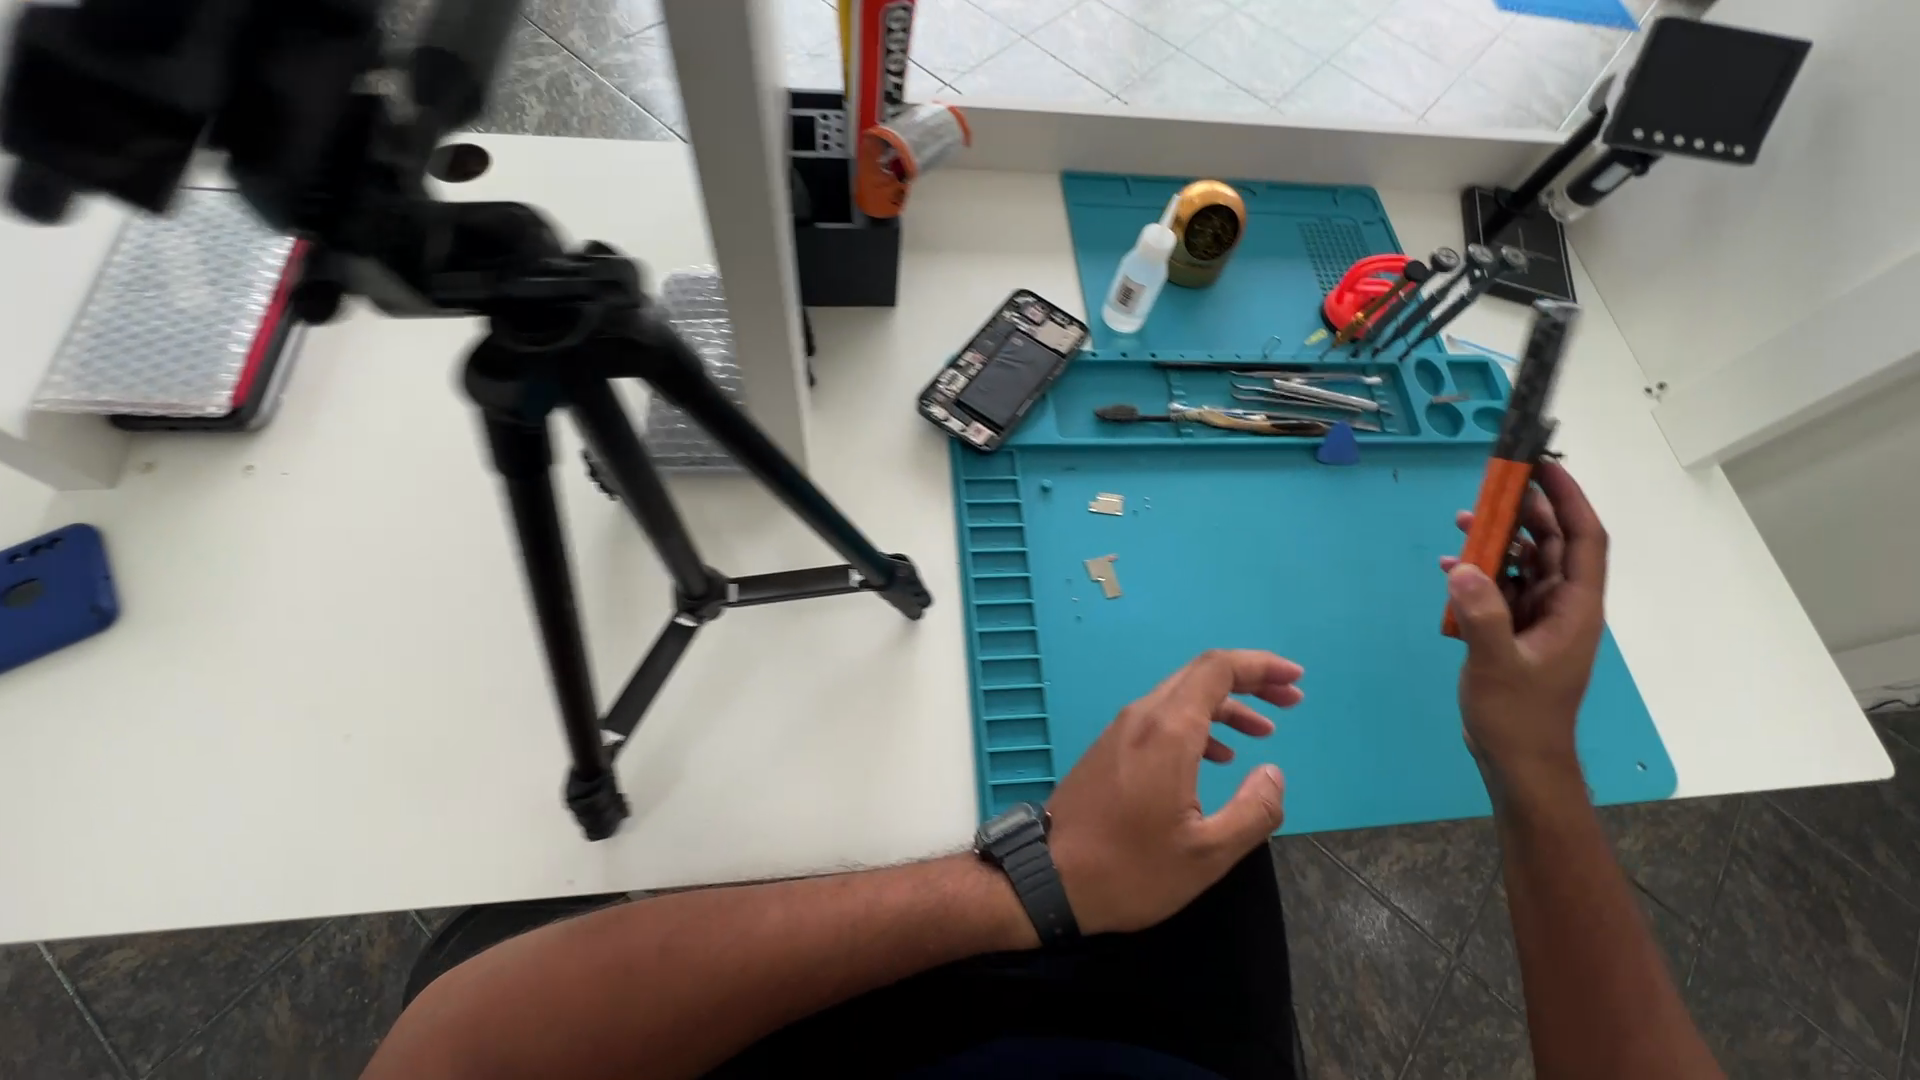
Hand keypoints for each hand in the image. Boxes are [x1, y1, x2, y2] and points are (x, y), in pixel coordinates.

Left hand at [1046, 649, 1303, 934]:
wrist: (1047, 877)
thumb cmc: (1130, 869)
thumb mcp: (1208, 853)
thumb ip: (1254, 811)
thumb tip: (1274, 773)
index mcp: (1168, 731)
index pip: (1217, 669)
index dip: (1260, 666)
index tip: (1295, 679)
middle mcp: (1142, 717)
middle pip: (1199, 676)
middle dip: (1249, 682)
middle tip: (1291, 700)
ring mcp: (1121, 731)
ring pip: (1180, 698)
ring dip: (1225, 707)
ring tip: (1265, 730)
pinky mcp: (1110, 749)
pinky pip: (1161, 720)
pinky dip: (1198, 727)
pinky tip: (1218, 758)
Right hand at [1439, 461, 1606, 784]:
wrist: (1519, 760)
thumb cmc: (1519, 715)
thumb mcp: (1498, 663)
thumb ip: (1482, 614)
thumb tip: (1462, 566)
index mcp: (1575, 608)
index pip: (1583, 541)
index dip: (1569, 501)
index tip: (1545, 469)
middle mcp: (1562, 607)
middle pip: (1553, 545)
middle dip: (1529, 512)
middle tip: (1498, 483)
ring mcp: (1538, 620)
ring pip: (1525, 565)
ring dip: (1499, 540)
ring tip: (1467, 519)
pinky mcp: (1514, 633)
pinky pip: (1500, 589)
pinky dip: (1479, 573)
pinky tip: (1451, 568)